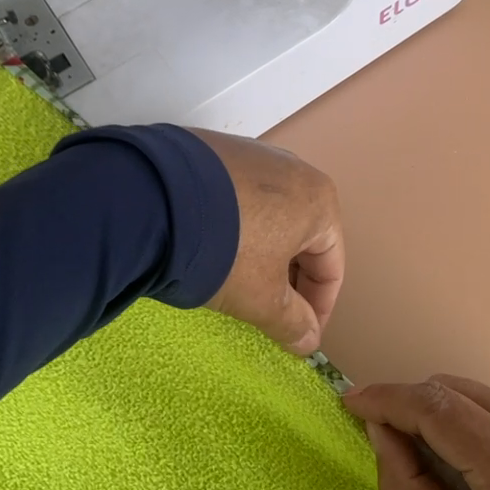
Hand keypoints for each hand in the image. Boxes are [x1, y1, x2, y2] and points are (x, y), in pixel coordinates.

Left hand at [186, 129, 343, 354]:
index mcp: (318, 199)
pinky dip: (235, 224)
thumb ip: (293, 322)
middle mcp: (293, 168)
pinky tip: (212, 244)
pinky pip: (239, 195)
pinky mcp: (217, 150)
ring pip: (270, 214)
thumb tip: (309, 339)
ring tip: (236, 280)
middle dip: (289, 278)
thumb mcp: (262, 298)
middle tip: (269, 312)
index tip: (300, 337)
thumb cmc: (229, 252)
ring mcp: (252, 153)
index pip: (331, 265)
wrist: (157, 201)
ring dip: (262, 251)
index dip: (319, 309)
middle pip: (302, 236)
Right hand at [344, 374, 489, 489]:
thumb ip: (409, 486)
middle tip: (395, 448)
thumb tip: (380, 427)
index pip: (435, 406)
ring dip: (449, 418)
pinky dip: (481, 425)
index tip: (352, 401)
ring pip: (476, 394)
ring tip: (450, 469)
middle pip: (452, 390)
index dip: (386, 399)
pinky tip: (484, 466)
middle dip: (416, 412)